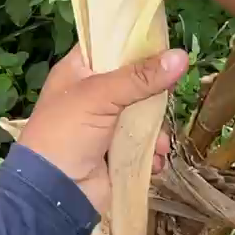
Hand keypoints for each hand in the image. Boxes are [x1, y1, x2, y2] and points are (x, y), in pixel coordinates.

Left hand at [19, 47, 187, 212]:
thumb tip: (181, 56)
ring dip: (155, 129)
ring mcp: (104, 124)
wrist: (53, 192)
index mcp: (78, 71)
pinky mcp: (116, 150)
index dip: (133, 42)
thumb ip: (140, 77)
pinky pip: (143, 143)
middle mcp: (91, 93)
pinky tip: (155, 158)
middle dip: (153, 93)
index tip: (164, 42)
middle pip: (133, 81)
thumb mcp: (101, 96)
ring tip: (160, 142)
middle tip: (168, 95)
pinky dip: (151, 151)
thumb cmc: (67, 131)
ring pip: (143, 114)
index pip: (108, 44)